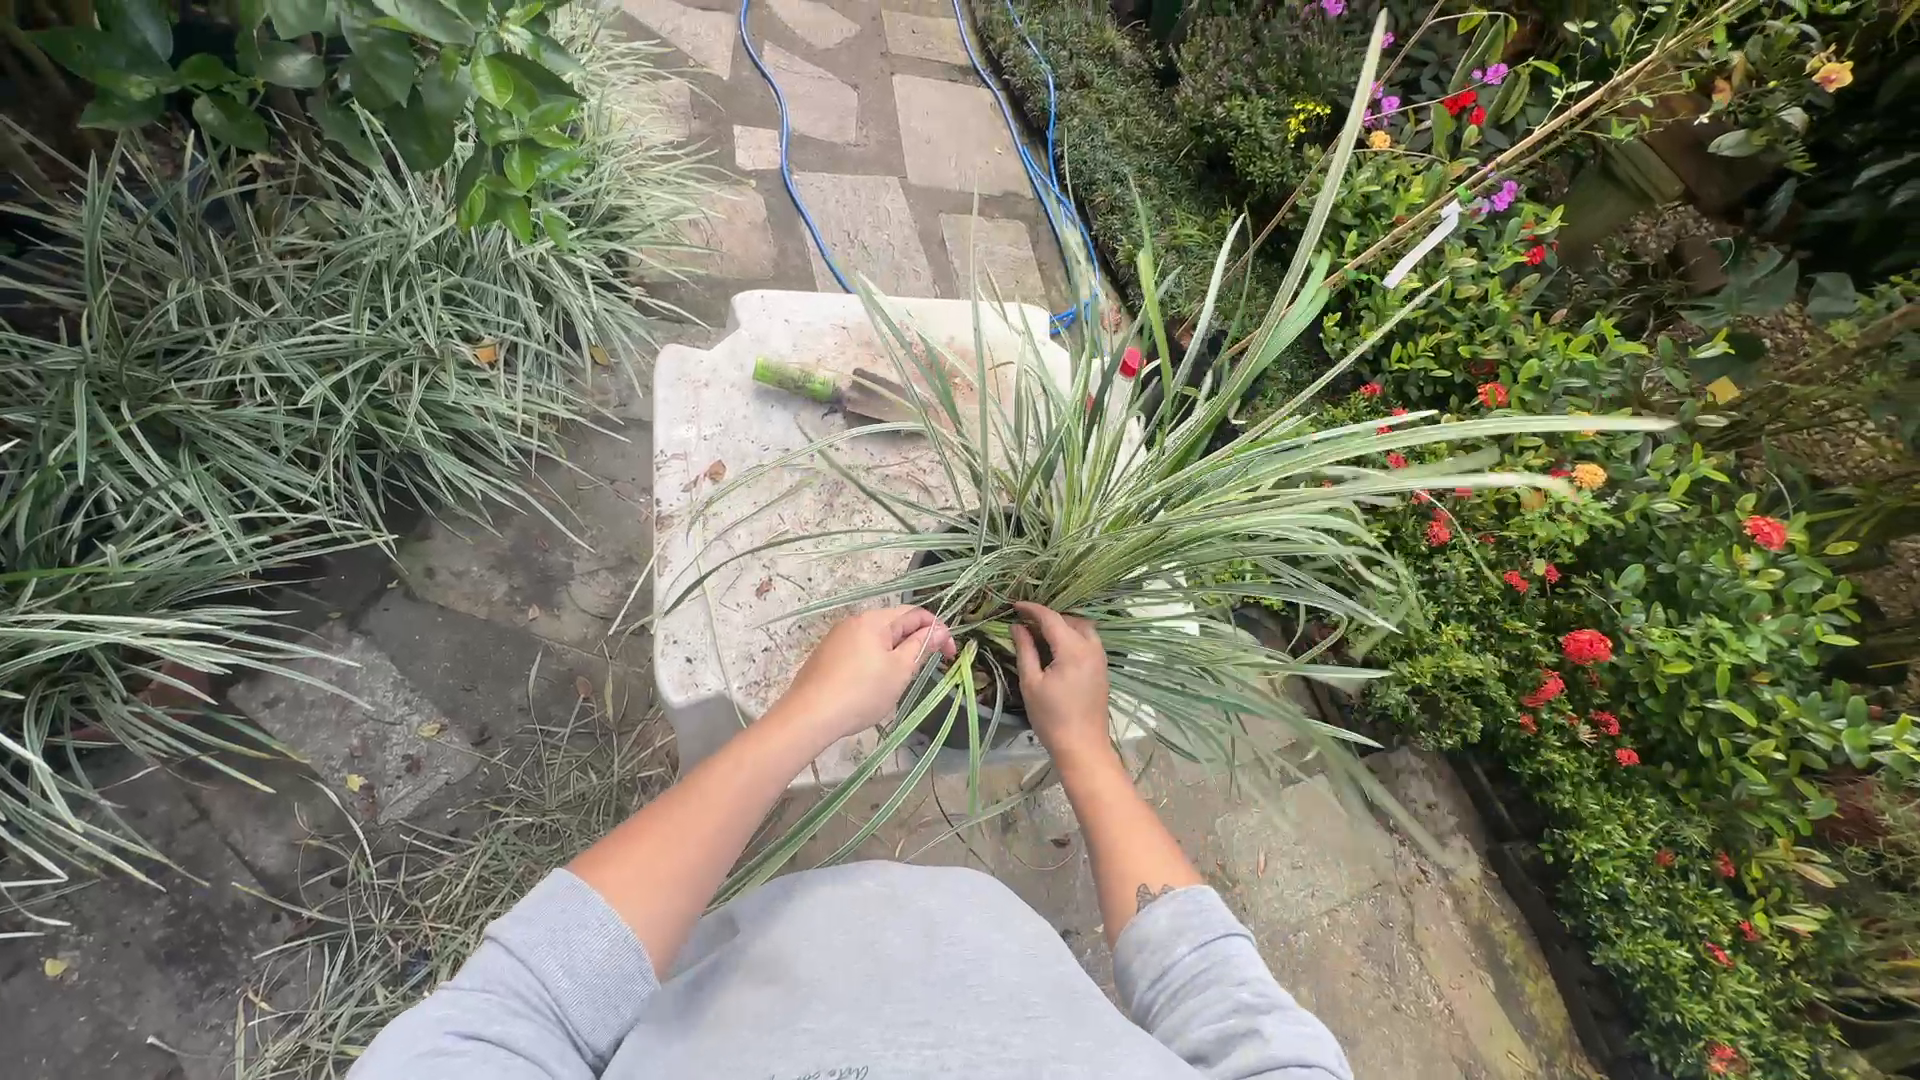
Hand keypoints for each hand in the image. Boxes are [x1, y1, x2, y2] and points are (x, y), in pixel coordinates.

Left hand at [771, 606, 956, 741]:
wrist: (809, 716)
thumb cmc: (861, 692)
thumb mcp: (900, 670)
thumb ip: (920, 646)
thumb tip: (938, 630)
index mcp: (874, 620)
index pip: (915, 613)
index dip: (937, 631)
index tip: (949, 655)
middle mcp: (855, 621)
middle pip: (895, 625)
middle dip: (915, 643)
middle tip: (924, 670)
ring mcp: (837, 638)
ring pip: (877, 640)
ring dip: (895, 654)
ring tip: (897, 682)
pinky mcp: (826, 655)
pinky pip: (860, 651)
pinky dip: (874, 662)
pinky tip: (871, 687)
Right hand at [1010, 602, 1113, 770]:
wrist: (1082, 747)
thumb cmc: (1051, 718)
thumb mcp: (1031, 683)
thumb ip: (1025, 650)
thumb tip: (1017, 627)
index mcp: (1073, 649)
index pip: (1051, 618)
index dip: (1032, 609)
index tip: (1014, 606)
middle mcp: (1091, 648)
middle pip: (1070, 620)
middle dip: (1048, 617)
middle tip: (1026, 623)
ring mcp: (1101, 658)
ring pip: (1083, 629)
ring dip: (1063, 626)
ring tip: (1041, 634)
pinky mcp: (1103, 669)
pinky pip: (1089, 642)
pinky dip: (1073, 637)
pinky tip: (1058, 649)